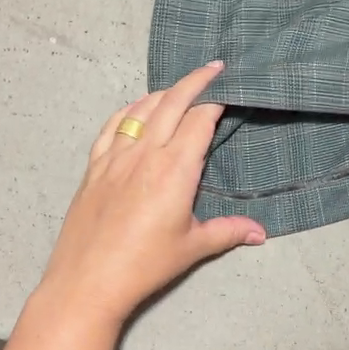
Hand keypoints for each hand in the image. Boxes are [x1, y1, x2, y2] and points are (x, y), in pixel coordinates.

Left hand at [32, 62, 265, 324]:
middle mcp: (145, 153)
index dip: (217, 101)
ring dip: (164, 92)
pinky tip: (136, 108)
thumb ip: (229, 232)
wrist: (87, 281)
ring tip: (181, 87)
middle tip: (214, 67)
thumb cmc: (144, 265)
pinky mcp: (94, 166)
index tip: (230, 90)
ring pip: (141, 108)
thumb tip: (261, 233)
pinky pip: (113, 126)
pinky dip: (129, 109)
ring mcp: (116, 157)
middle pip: (172, 102)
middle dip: (195, 81)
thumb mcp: (192, 248)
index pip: (200, 120)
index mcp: (174, 169)